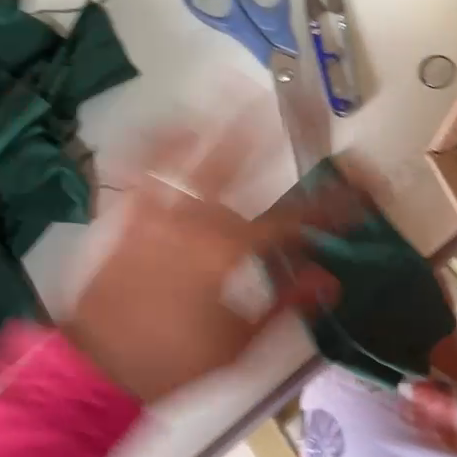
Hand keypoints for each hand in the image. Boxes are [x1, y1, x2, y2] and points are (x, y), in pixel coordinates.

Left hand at [59, 113, 348, 403]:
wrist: (96, 369)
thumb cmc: (174, 361)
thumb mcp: (241, 343)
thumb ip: (288, 303)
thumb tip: (331, 278)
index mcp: (230, 253)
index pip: (295, 220)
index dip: (333, 205)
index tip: (359, 191)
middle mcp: (195, 220)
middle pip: (242, 163)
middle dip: (274, 132)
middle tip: (300, 108)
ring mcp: (157, 212)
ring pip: (192, 153)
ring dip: (217, 119)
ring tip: (235, 87)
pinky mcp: (127, 215)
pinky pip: (143, 167)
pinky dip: (158, 140)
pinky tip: (173, 122)